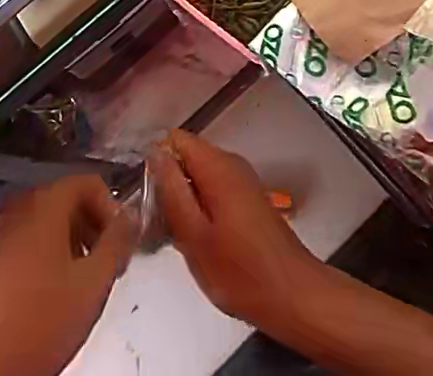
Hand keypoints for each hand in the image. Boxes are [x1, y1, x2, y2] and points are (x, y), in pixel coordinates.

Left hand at [0, 175, 131, 375]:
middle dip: (90, 231)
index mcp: (44, 206)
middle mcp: (13, 214)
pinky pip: (16, 254)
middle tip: (103, 266)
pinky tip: (41, 307)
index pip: (89, 182)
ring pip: (40, 231)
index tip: (119, 241)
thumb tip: (129, 220)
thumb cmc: (28, 328)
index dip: (112, 208)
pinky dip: (37, 267)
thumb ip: (118, 243)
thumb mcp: (92, 284)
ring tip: (75, 291)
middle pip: (64, 204)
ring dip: (65, 251)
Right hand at [152, 129, 329, 328]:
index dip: (155, 158)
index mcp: (218, 166)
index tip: (141, 189)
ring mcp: (241, 181)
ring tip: (168, 233)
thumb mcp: (194, 235)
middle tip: (151, 219)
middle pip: (187, 157)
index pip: (177, 139)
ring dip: (181, 199)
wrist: (290, 293)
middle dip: (166, 182)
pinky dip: (198, 208)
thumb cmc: (240, 271)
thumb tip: (155, 154)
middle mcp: (232, 165)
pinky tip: (191, 239)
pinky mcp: (246, 199)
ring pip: (198, 176)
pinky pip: (213, 190)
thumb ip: (173, 191)